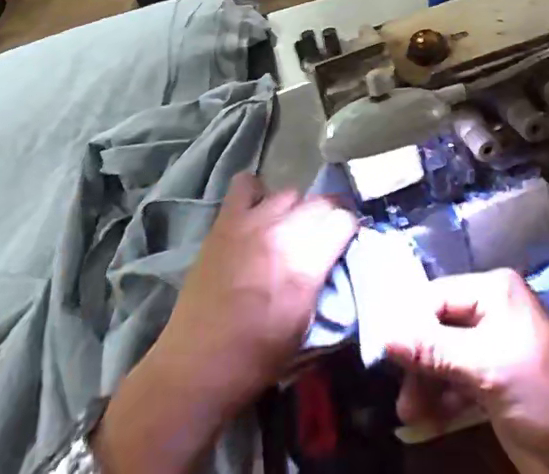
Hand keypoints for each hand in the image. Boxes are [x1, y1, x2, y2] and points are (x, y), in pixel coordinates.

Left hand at [155, 170, 358, 406]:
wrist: (199, 363)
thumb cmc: (258, 357)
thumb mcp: (307, 324)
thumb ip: (324, 282)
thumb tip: (334, 258)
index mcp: (306, 264)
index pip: (344, 220)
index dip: (349, 229)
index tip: (346, 241)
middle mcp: (282, 233)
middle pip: (320, 202)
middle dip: (328, 217)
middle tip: (322, 238)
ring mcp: (251, 222)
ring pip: (289, 193)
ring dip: (296, 210)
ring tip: (289, 230)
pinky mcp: (224, 221)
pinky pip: (245, 184)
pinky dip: (257, 193)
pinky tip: (258, 212)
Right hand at [386, 270, 548, 473]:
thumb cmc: (544, 396)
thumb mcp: (486, 367)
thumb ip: (433, 350)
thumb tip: (384, 336)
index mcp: (493, 292)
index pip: (435, 296)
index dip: (408, 323)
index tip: (382, 353)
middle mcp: (490, 311)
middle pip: (435, 326)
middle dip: (416, 360)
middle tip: (400, 394)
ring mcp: (490, 347)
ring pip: (441, 356)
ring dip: (424, 383)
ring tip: (410, 414)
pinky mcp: (491, 381)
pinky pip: (453, 380)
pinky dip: (439, 397)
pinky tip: (426, 418)